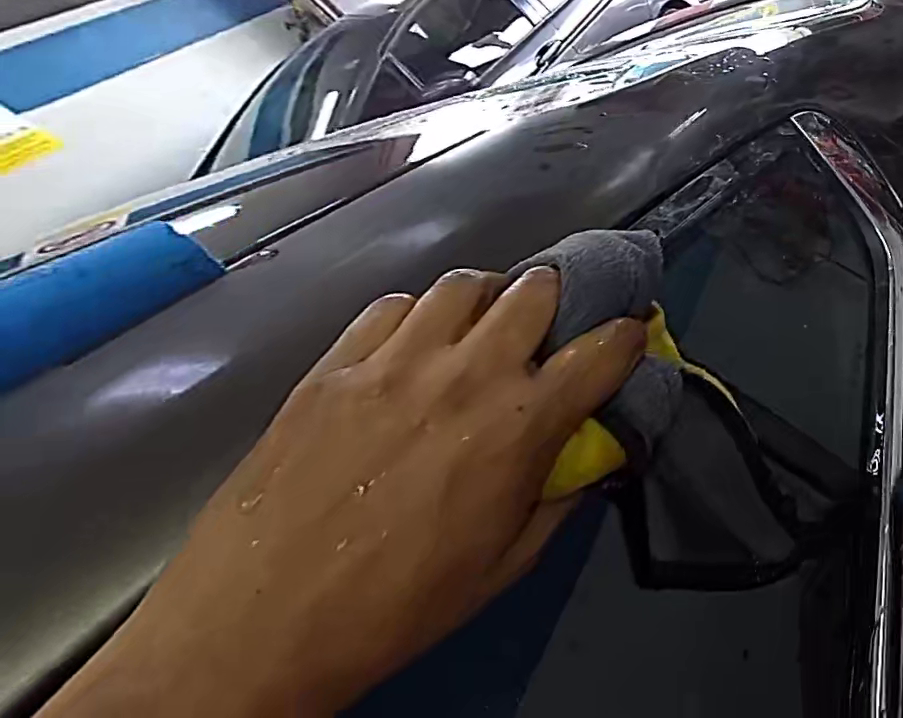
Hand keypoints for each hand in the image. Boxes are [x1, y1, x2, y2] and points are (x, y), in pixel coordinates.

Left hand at [39, 268, 643, 717]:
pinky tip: (414, 344)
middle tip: (554, 321)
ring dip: (490, 297)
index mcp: (525, 422)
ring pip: (466, 284)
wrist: (244, 643)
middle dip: (562, 295)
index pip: (608, 346)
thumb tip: (598, 450)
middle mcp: (471, 375)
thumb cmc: (400, 604)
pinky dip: (418, 313)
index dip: (632, 331)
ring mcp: (396, 365)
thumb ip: (569, 491)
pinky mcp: (332, 371)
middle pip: (539, 288)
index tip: (633, 333)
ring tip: (483, 324)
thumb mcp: (513, 558)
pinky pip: (392, 306)